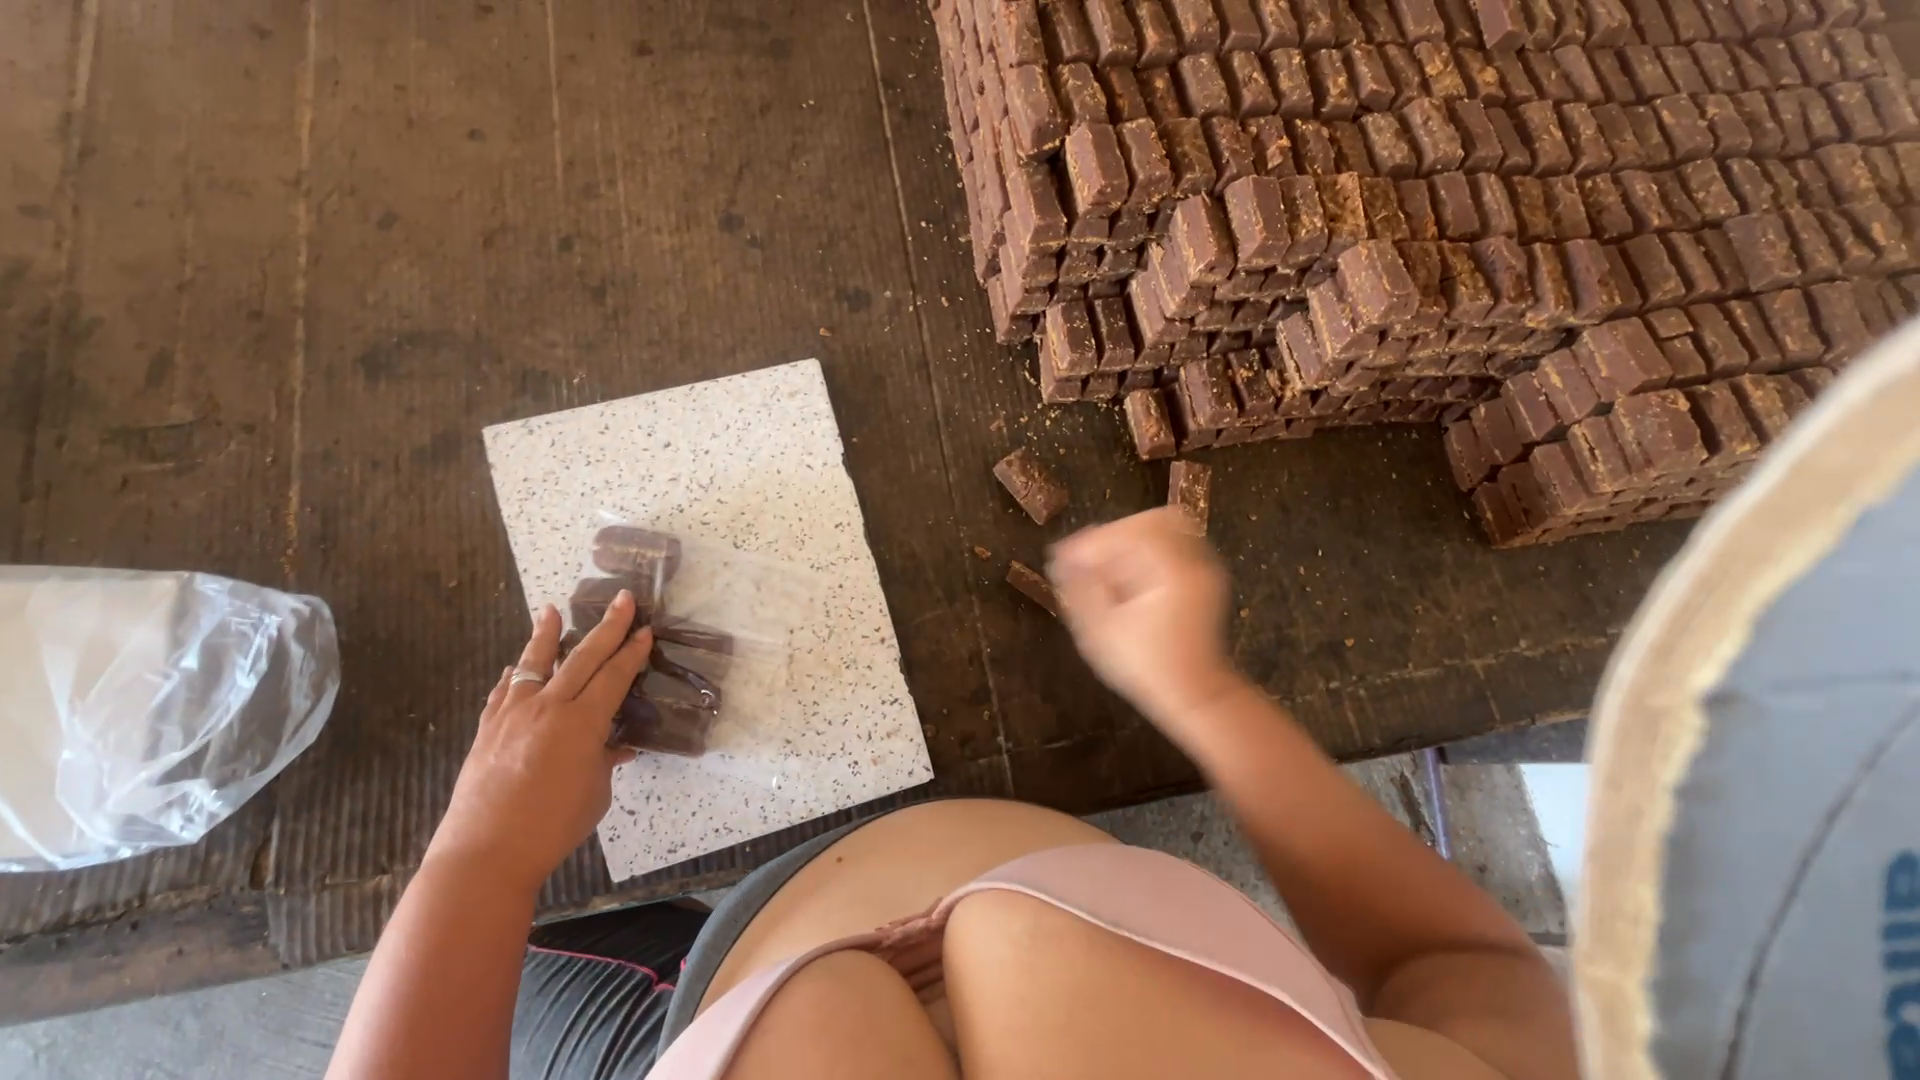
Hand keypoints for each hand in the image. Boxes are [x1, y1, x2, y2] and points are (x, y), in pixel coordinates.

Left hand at [428, 593, 652, 892]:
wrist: (484, 853)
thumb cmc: (552, 827)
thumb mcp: (595, 793)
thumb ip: (605, 761)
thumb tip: (615, 748)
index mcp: (582, 722)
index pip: (614, 676)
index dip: (632, 652)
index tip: (645, 629)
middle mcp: (548, 707)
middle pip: (583, 657)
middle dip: (607, 627)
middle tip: (623, 599)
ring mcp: (513, 715)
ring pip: (534, 663)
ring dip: (547, 635)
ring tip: (551, 610)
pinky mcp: (487, 730)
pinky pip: (504, 691)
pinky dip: (515, 674)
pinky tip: (516, 667)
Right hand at [1048, 508, 1242, 737]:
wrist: (1194, 696)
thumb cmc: (1144, 666)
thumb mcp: (1100, 630)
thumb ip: (1080, 587)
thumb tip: (1063, 557)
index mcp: (1171, 568)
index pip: (1127, 530)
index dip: (1091, 542)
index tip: (1065, 561)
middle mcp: (1194, 559)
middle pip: (1152, 520)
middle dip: (1114, 536)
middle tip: (1090, 563)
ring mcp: (1204, 567)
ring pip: (1164, 530)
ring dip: (1130, 544)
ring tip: (1108, 573)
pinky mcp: (1203, 579)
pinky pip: (1174, 547)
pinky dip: (1147, 555)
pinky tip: (1129, 584)